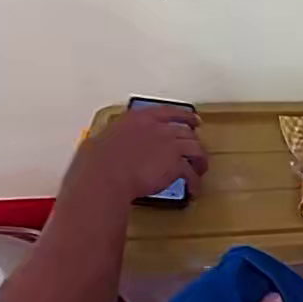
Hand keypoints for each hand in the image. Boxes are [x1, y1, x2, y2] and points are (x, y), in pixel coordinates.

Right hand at [62, 103, 208, 205]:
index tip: (195, 120)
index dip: (187, 116)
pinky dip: (195, 183)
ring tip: (198, 172)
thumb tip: (129, 143)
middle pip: (187, 133)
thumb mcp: (113, 135)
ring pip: (196, 150)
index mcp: (142, 118)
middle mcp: (159, 128)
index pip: (170, 112)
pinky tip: (193, 189)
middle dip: (194, 144)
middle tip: (196, 153)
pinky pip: (192, 174)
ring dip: (200, 162)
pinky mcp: (176, 164)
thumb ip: (128, 135)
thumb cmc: (102, 159)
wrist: (107, 173)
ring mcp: (170, 145)